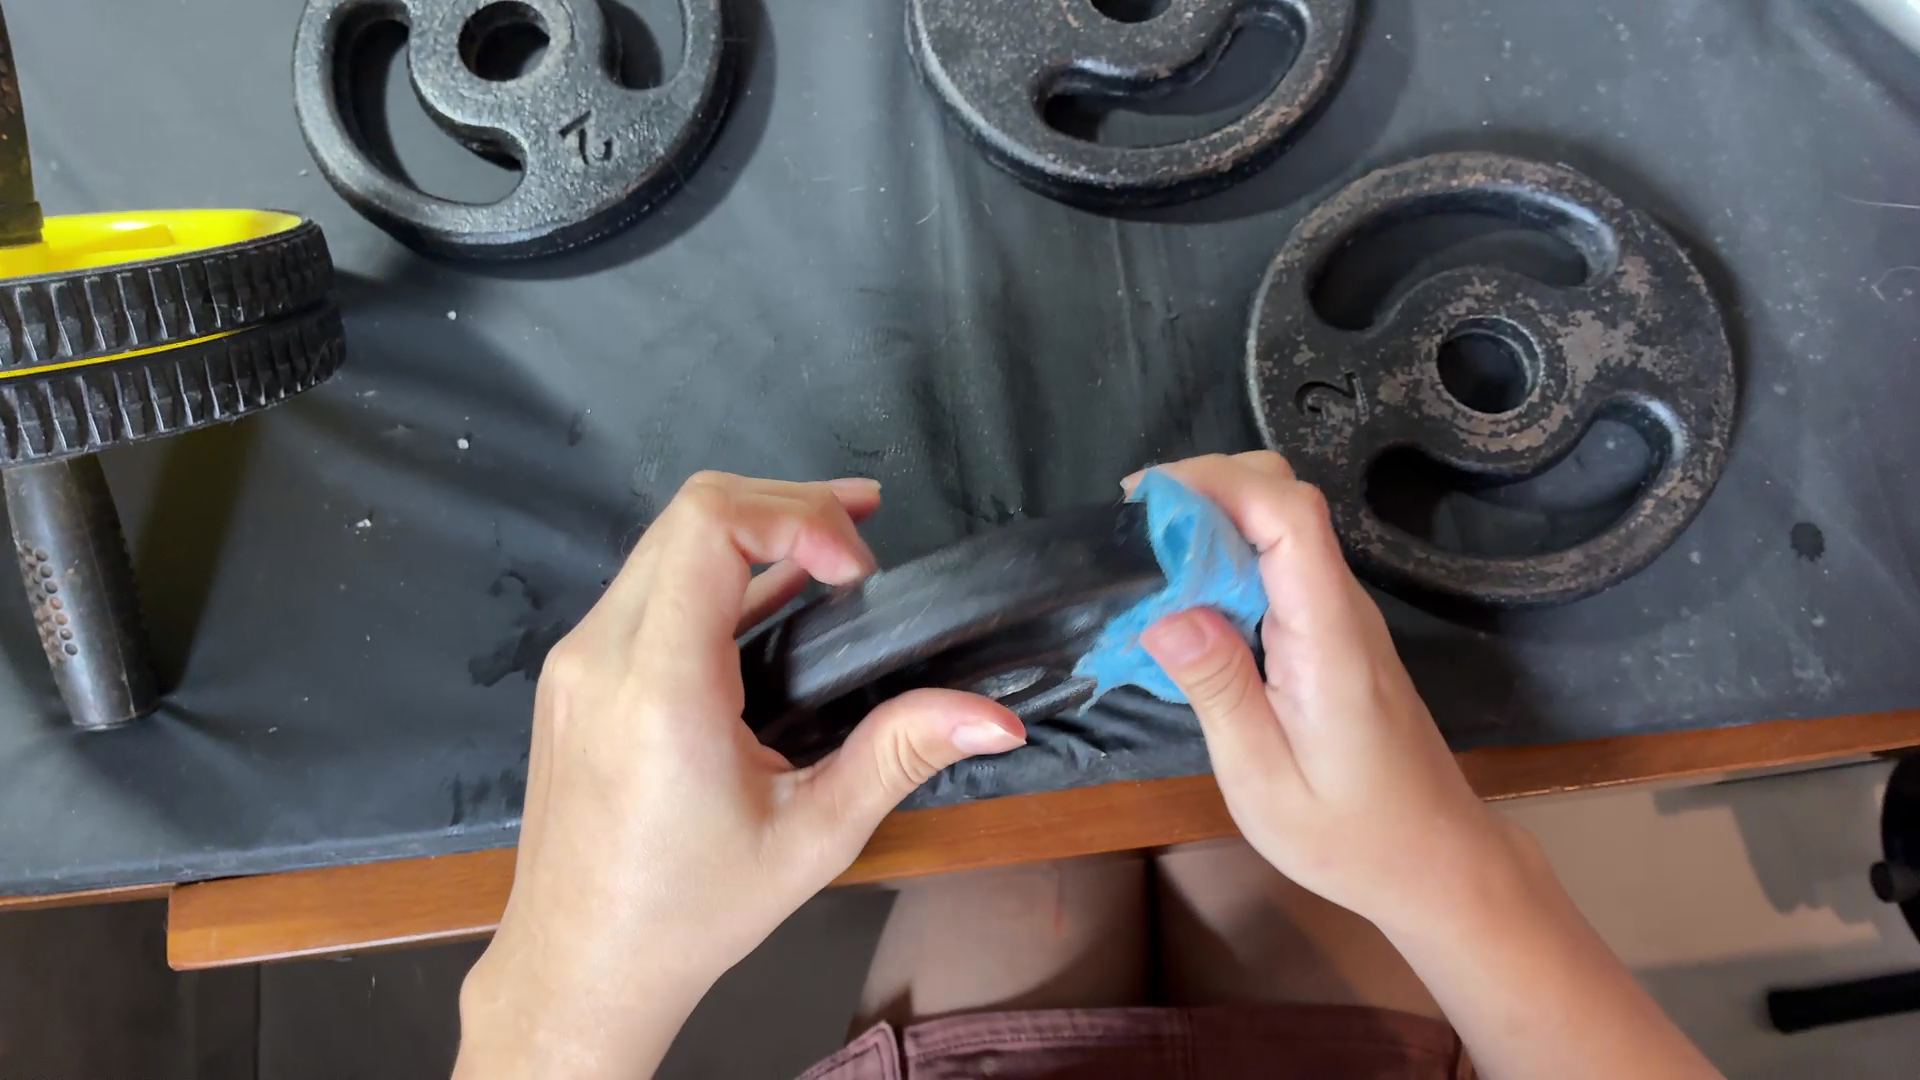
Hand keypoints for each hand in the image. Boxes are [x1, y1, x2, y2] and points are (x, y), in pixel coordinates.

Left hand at [457, 472, 1025, 1078]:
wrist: (579, 967)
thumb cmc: (696, 909)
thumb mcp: (816, 835)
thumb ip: (903, 754)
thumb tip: (999, 718)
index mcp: (658, 686)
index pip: (709, 526)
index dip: (796, 515)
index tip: (859, 569)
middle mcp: (602, 651)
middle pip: (694, 512)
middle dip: (790, 506)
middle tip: (867, 539)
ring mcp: (581, 655)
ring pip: (672, 538)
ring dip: (760, 526)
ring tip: (842, 544)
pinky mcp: (582, 667)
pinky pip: (657, 582)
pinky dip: (727, 565)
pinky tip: (788, 584)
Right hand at [1135, 452, 1524, 934]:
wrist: (1432, 861)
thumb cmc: (1347, 832)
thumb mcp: (1262, 776)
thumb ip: (1216, 687)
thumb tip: (1163, 611)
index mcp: (1328, 635)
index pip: (1289, 516)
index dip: (1217, 483)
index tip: (1144, 498)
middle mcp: (1339, 604)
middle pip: (1286, 497)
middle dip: (1206, 486)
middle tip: (1134, 523)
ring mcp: (1336, 611)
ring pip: (1279, 522)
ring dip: (1208, 516)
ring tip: (1143, 551)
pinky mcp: (1325, 626)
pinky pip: (1274, 561)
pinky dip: (1220, 552)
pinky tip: (1180, 588)